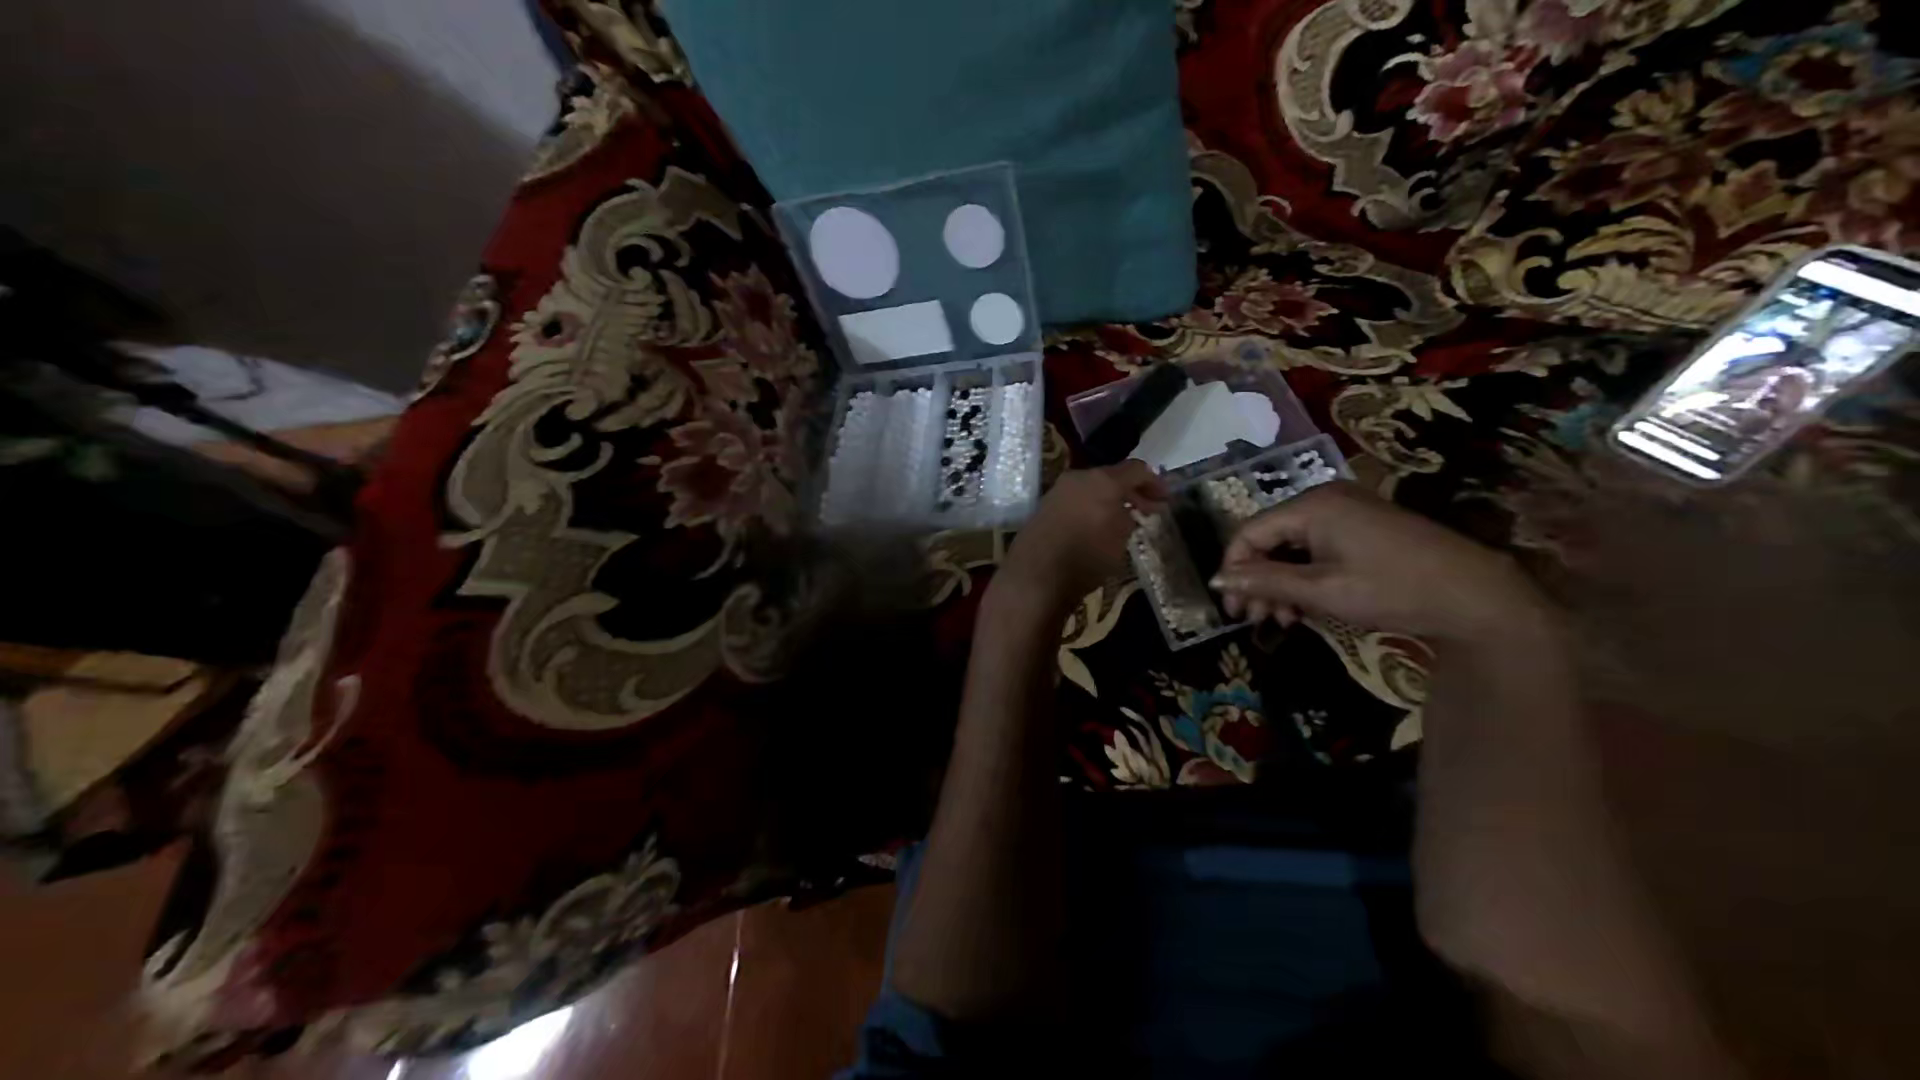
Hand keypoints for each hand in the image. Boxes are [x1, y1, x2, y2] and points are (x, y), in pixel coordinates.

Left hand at [997, 461, 1167, 606]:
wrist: (1035, 576)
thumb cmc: (1087, 557)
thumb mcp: (1120, 540)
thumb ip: (1127, 519)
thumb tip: (1125, 512)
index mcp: (1102, 480)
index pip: (1136, 469)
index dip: (1155, 483)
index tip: (1166, 499)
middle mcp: (1078, 478)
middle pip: (1112, 477)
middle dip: (1133, 492)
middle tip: (1149, 510)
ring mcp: (1058, 491)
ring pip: (1092, 488)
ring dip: (1111, 500)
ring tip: (1124, 520)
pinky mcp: (1044, 506)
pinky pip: (1076, 500)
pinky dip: (1092, 507)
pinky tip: (1097, 526)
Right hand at [1210, 482, 1548, 644]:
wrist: (1477, 596)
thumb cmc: (1393, 590)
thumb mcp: (1321, 591)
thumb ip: (1265, 582)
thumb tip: (1217, 582)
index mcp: (1311, 505)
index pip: (1249, 532)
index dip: (1233, 569)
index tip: (1232, 608)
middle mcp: (1324, 498)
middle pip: (1269, 538)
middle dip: (1257, 580)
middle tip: (1255, 619)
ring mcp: (1346, 509)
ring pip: (1291, 545)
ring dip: (1280, 582)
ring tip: (1283, 619)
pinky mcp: (1362, 525)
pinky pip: (1315, 545)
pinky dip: (1304, 574)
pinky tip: (1305, 605)